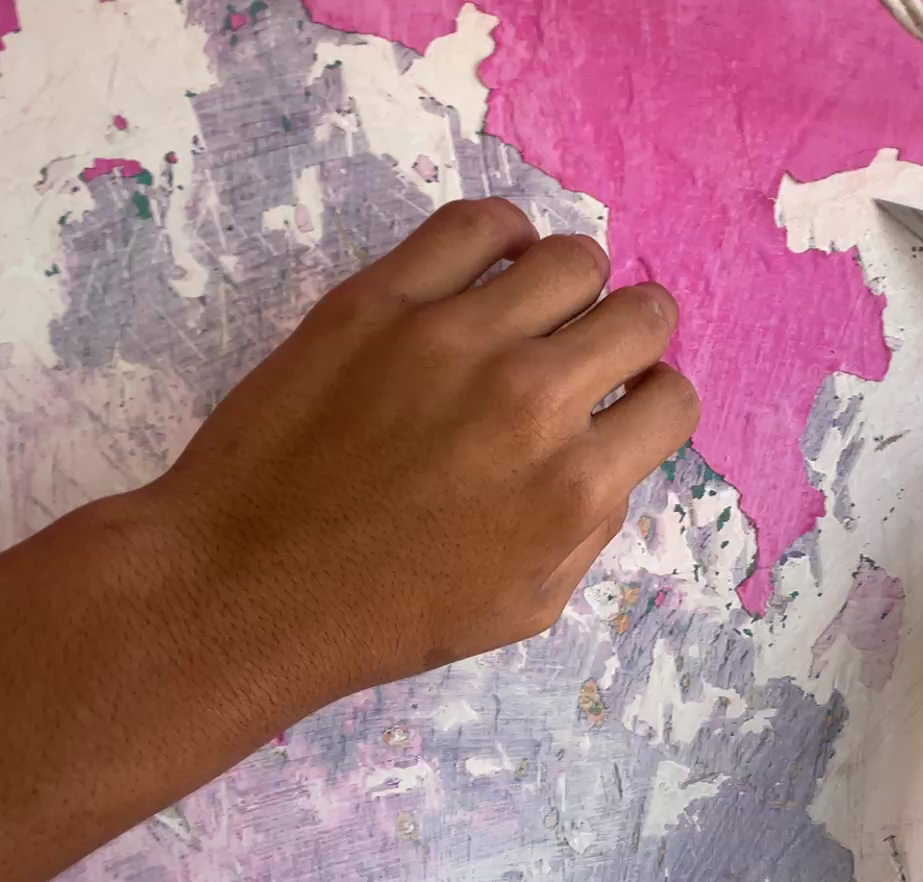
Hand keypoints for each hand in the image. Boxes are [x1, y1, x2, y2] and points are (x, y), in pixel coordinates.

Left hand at [134, 198, 697, 705]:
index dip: (658, 407)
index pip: (673, 401)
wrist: (248, 588)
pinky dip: (504, 240)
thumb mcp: (530, 606)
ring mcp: (455, 338)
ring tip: (537, 318)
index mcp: (575, 488)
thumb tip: (612, 455)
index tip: (627, 412)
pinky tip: (489, 274)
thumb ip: (594, 526)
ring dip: (575, 290)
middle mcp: (533, 400)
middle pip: (644, 314)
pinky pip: (478, 224)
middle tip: (597, 357)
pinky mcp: (380, 299)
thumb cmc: (393, 615)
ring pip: (573, 258)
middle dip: (638, 337)